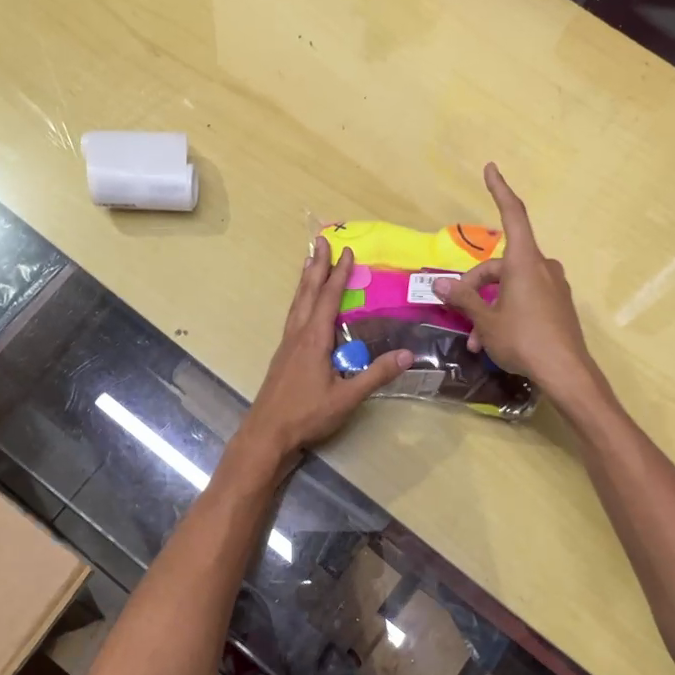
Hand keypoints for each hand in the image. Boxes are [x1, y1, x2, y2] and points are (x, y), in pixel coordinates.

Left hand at [240, 238, 412, 456]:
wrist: (267, 433)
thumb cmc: (306, 415)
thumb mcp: (346, 398)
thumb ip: (375, 375)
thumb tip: (407, 354)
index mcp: (314, 339)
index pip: (329, 298)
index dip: (339, 274)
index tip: (347, 251)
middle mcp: (298, 335)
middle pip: (308, 293)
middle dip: (317, 266)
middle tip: (322, 241)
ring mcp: (287, 345)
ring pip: (297, 303)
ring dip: (305, 281)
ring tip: (309, 262)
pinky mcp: (283, 356)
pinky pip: (293, 317)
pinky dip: (300, 301)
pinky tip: (303, 306)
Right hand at [433, 163, 595, 391]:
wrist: (566, 373)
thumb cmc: (523, 340)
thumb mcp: (486, 321)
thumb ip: (464, 299)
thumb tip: (440, 283)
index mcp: (525, 262)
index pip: (512, 214)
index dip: (500, 190)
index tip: (491, 168)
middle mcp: (542, 268)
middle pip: (500, 264)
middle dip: (476, 286)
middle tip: (459, 314)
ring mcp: (553, 287)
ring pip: (511, 286)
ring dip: (489, 307)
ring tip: (476, 340)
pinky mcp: (558, 306)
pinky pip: (525, 298)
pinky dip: (506, 312)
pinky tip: (493, 340)